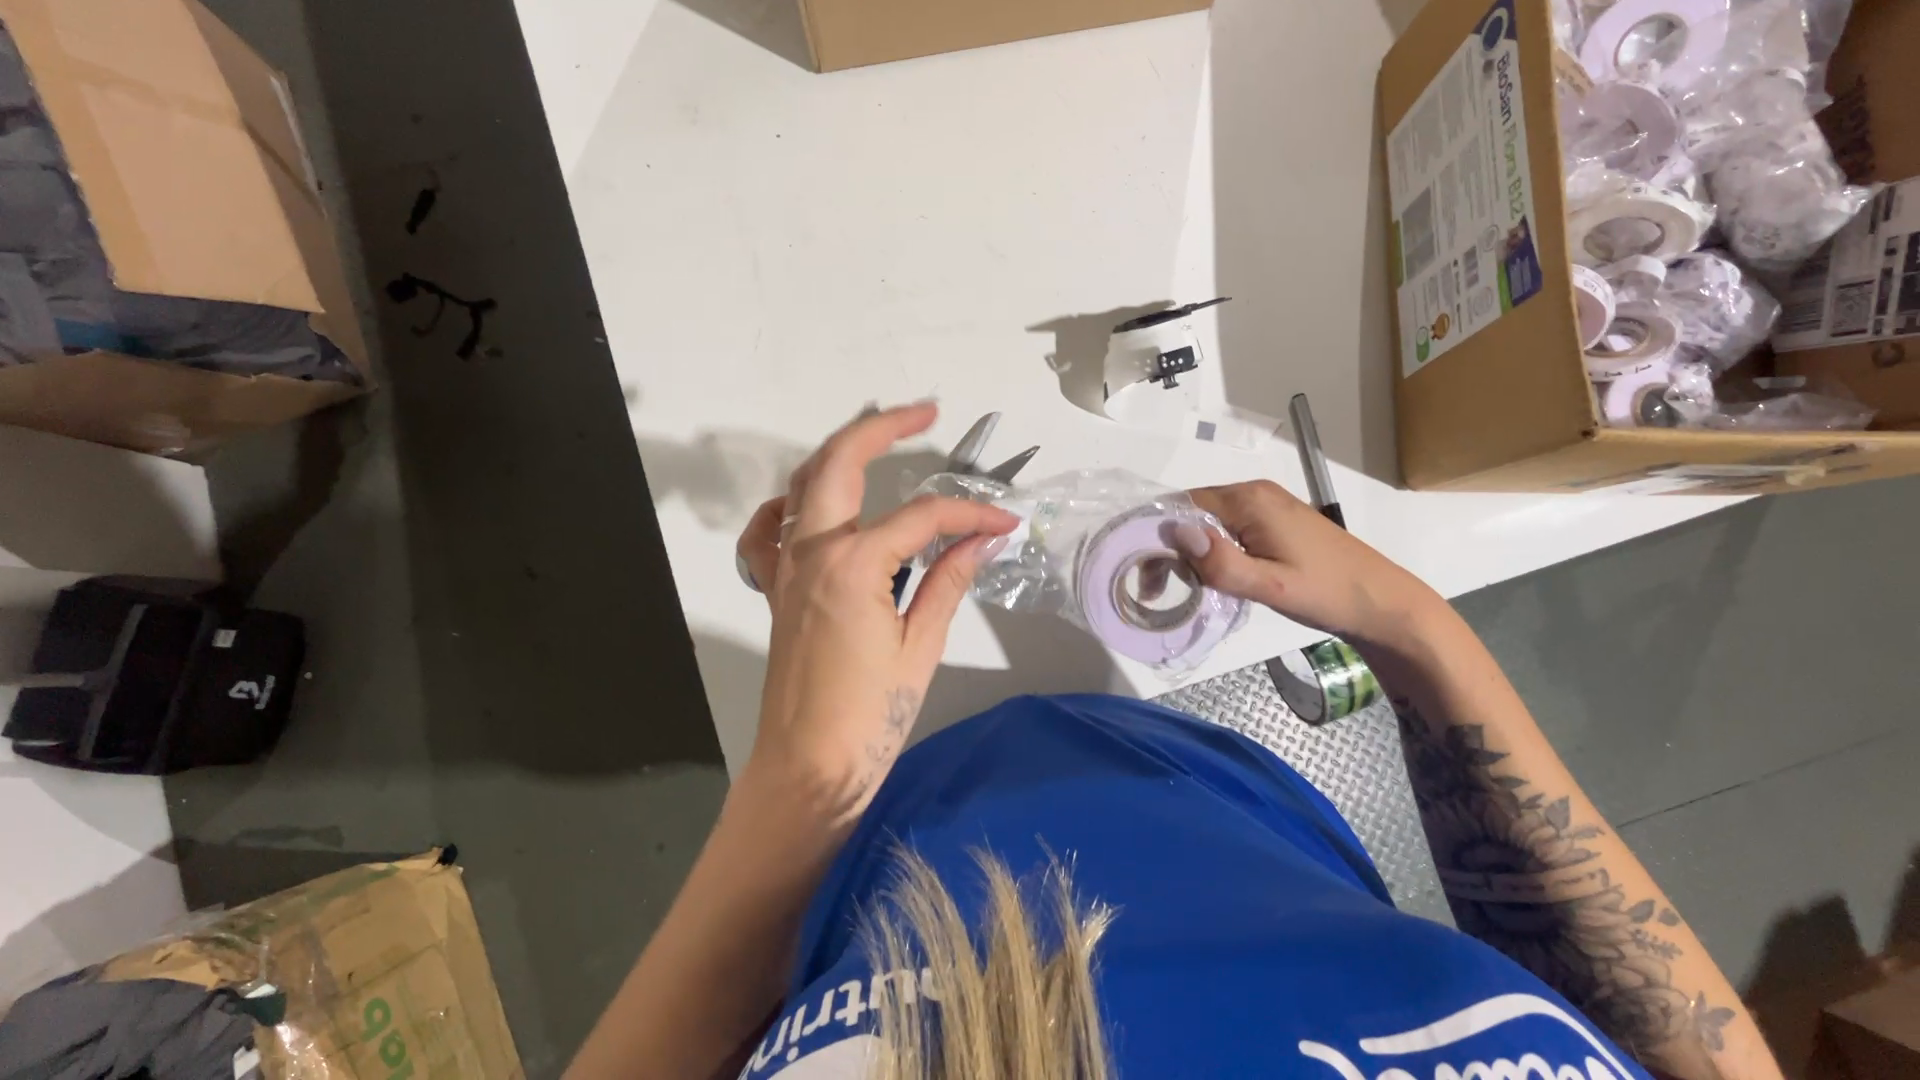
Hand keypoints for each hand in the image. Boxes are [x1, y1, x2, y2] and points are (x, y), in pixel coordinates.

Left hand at [735, 403, 1018, 822]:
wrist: (807, 768)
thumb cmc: (870, 718)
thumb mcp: (921, 647)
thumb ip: (948, 582)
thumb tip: (982, 540)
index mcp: (854, 565)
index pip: (921, 517)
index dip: (969, 514)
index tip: (1004, 523)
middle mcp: (812, 552)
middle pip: (838, 464)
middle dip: (881, 427)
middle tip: (925, 412)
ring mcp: (786, 569)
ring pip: (802, 487)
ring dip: (838, 454)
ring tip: (880, 440)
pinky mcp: (776, 591)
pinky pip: (769, 534)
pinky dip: (788, 509)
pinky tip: (814, 508)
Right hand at [1175, 480, 1440, 647]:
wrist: (1382, 603)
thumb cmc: (1327, 593)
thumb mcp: (1269, 585)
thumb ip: (1220, 562)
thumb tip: (1174, 534)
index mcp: (1249, 500)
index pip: (1182, 506)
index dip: (1156, 537)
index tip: (1142, 573)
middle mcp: (1254, 492)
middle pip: (1191, 511)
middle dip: (1168, 547)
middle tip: (1154, 590)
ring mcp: (1266, 505)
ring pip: (1208, 521)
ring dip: (1188, 551)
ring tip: (1179, 587)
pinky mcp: (1274, 522)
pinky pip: (1227, 528)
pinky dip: (1210, 550)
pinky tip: (1209, 577)